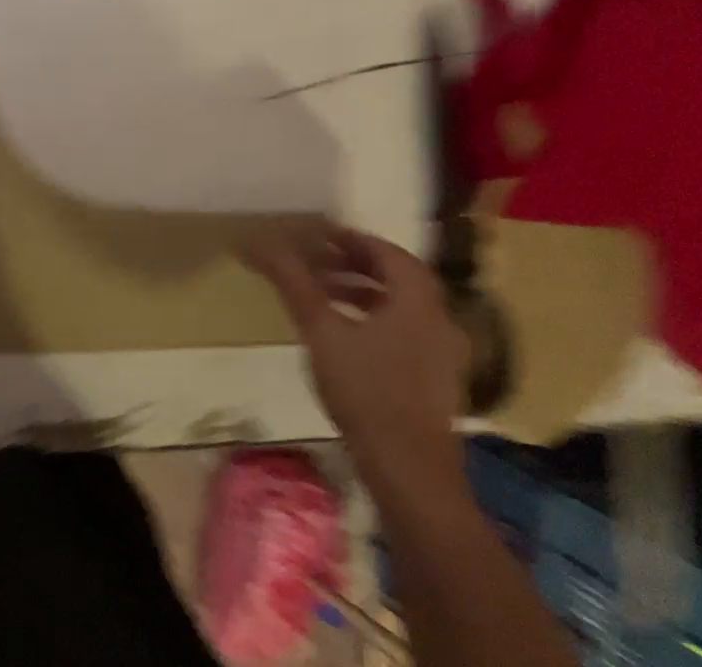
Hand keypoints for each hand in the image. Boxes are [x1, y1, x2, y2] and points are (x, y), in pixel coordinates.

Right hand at [245, 226, 467, 497]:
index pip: (390, 254)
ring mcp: (441, 353)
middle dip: (356, 265)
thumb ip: (294, 284)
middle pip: (399, 279)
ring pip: (401, 308)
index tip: (319, 236)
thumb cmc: (365, 390)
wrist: (408, 465)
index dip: (355, 241)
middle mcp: (439, 320)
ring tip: (322, 297)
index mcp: (418, 302)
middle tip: (315, 262)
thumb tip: (260, 241)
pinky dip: (374, 320)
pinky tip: (344, 338)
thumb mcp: (321, 331)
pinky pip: (404, 332)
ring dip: (364, 294)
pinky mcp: (435, 379)